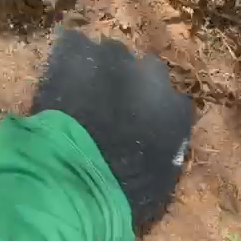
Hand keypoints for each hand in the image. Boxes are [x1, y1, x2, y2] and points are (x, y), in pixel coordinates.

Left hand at [30, 29, 192, 227]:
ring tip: (87, 87)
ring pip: (112, 54)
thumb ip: (163, 157)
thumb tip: (161, 150)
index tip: (147, 127)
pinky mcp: (73, 56)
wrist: (72, 180)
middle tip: (117, 105)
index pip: (178, 105)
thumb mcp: (158, 184)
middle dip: (136, 84)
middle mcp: (151, 81)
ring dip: (104, 68)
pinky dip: (70, 58)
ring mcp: (112, 64)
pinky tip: (62, 76)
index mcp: (175, 115)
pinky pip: (74, 45)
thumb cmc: (120, 195)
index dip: (160, 114)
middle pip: (150, 71)